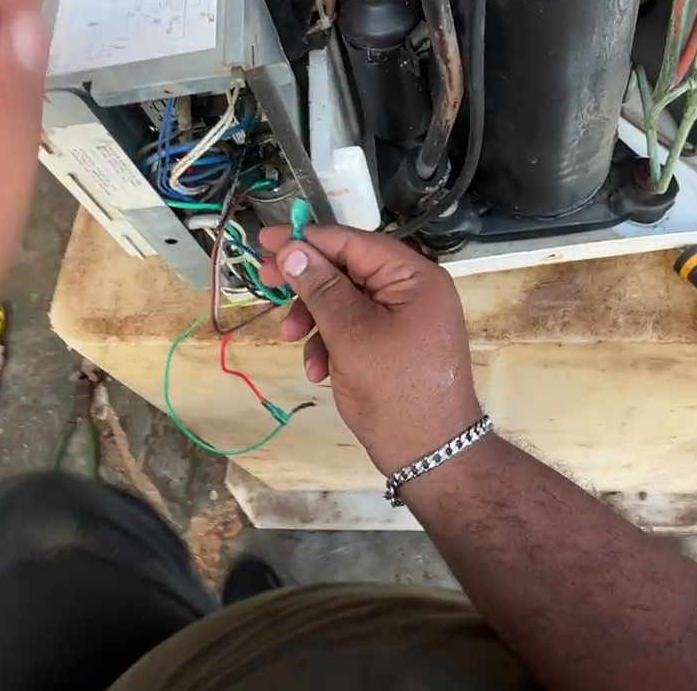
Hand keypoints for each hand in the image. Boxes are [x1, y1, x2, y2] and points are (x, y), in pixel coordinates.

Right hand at [256, 225, 481, 473]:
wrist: (431, 456)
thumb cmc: (394, 389)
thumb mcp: (351, 335)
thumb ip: (321, 289)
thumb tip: (293, 249)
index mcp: (415, 276)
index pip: (354, 242)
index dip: (308, 239)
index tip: (266, 240)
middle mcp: (413, 290)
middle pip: (348, 270)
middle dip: (307, 284)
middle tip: (265, 283)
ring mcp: (405, 318)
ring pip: (346, 301)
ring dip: (315, 320)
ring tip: (292, 341)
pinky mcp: (395, 343)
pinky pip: (355, 328)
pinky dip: (332, 343)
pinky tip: (319, 370)